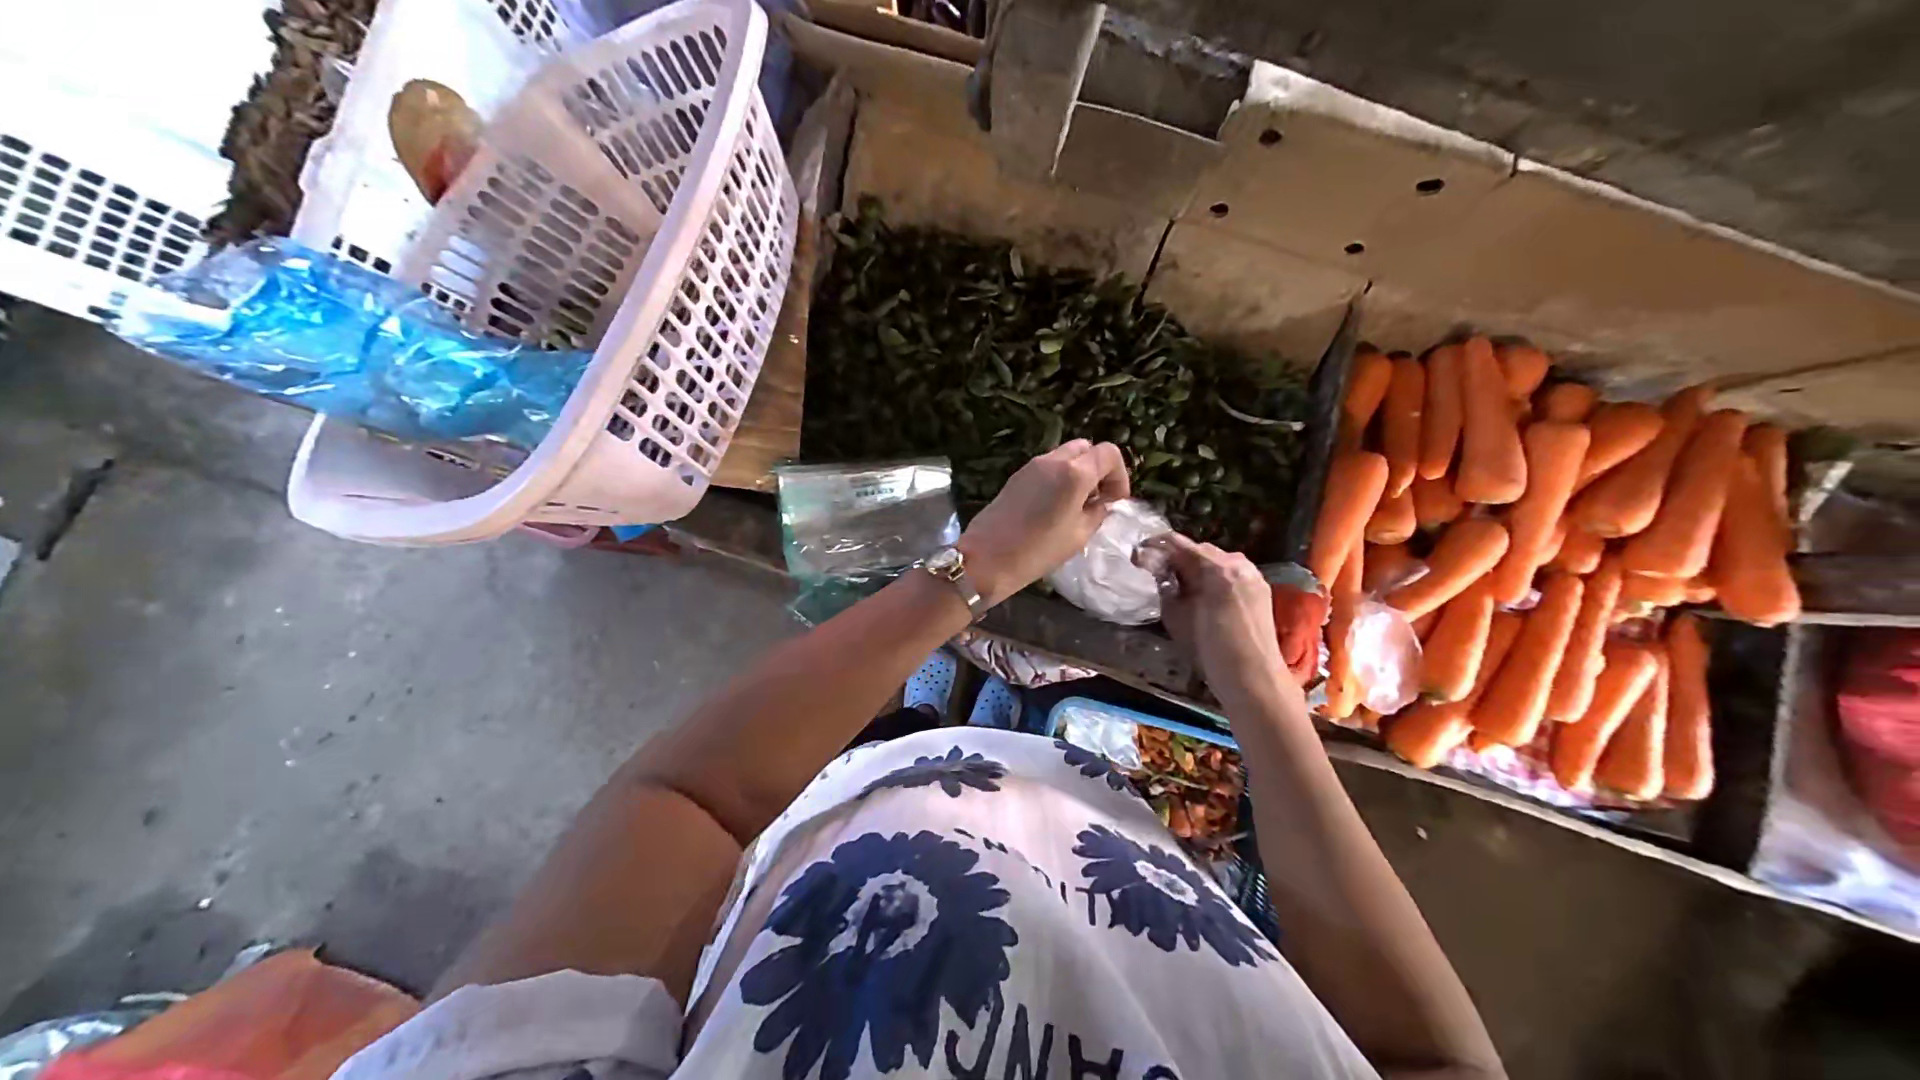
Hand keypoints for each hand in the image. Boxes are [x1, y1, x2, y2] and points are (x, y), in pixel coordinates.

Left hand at [958, 439, 1128, 605]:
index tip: (1115, 501)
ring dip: (1078, 473)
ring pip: (1065, 456)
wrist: (987, 558)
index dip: (1119, 475)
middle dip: (1098, 470)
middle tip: (1097, 500)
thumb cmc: (1038, 551)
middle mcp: (1053, 460)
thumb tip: (1102, 502)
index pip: (1109, 453)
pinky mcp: (1017, 476)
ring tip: (1076, 506)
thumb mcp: (1078, 535)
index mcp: (1074, 473)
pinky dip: (1059, 478)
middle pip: (1086, 448)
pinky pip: (1047, 468)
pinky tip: (1054, 508)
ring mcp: (1031, 466)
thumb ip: (1097, 512)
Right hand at [1154, 533, 1293, 705]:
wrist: (1252, 676)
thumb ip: (1165, 586)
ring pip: (1217, 561)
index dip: (1154, 546)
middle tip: (1158, 573)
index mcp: (1214, 566)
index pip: (1177, 543)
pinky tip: (1203, 594)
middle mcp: (1236, 562)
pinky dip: (1214, 577)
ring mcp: (1252, 573)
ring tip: (1180, 584)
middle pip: (1199, 550)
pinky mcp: (1259, 588)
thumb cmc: (1208, 648)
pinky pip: (1231, 573)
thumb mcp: (1176, 615)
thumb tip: (1157, 569)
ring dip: (1197, 567)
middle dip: (1178, 557)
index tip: (1138, 554)